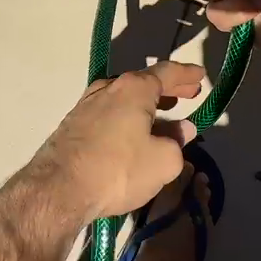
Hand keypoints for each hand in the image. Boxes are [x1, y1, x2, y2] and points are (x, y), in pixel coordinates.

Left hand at [17, 62, 205, 223]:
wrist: (59, 188)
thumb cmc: (118, 169)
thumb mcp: (162, 161)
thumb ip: (177, 142)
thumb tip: (183, 129)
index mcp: (133, 89)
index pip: (166, 72)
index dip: (186, 74)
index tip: (200, 75)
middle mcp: (108, 88)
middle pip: (143, 82)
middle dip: (168, 88)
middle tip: (187, 94)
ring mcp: (87, 104)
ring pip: (124, 98)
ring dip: (147, 104)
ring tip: (165, 115)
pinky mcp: (74, 124)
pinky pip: (109, 113)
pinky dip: (128, 116)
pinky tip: (134, 134)